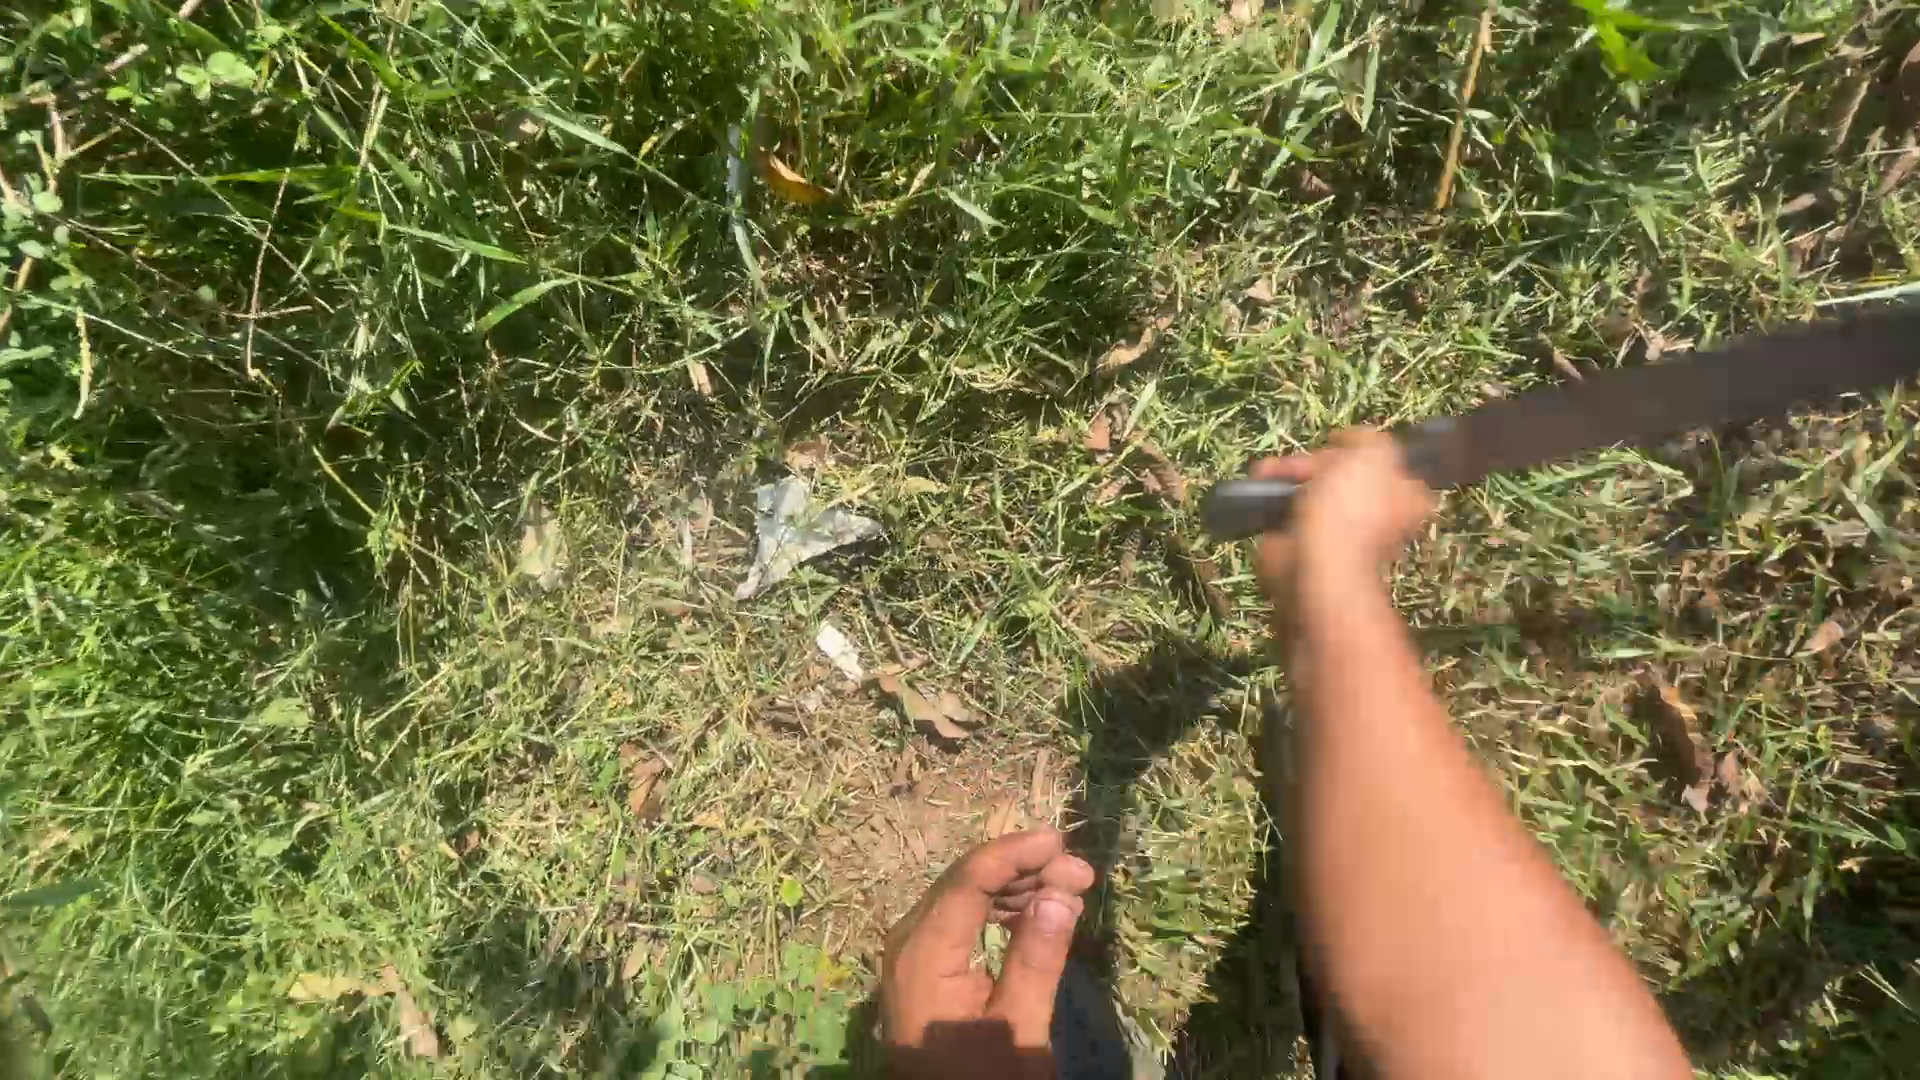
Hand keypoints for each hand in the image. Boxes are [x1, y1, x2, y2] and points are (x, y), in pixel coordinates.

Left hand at [881, 828, 1096, 1079]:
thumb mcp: (1018, 1031)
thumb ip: (1036, 960)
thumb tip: (1060, 893)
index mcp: (923, 953)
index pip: (969, 878)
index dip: (1015, 852)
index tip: (1060, 843)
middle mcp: (909, 939)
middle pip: (967, 879)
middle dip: (1024, 867)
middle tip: (1079, 873)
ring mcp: (913, 949)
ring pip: (966, 893)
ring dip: (1017, 885)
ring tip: (1069, 889)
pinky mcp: (924, 962)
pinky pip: (962, 916)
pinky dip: (1000, 907)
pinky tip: (1038, 912)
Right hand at [1250, 427, 1434, 604]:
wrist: (1315, 561)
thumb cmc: (1350, 508)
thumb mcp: (1373, 455)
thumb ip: (1368, 439)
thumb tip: (1348, 438)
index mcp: (1402, 496)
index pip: (1383, 464)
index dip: (1357, 450)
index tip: (1334, 442)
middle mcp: (1373, 513)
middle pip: (1339, 475)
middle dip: (1312, 464)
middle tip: (1292, 461)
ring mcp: (1337, 529)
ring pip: (1310, 491)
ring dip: (1286, 476)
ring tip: (1265, 471)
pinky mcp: (1302, 540)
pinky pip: (1287, 510)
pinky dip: (1271, 497)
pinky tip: (1259, 485)